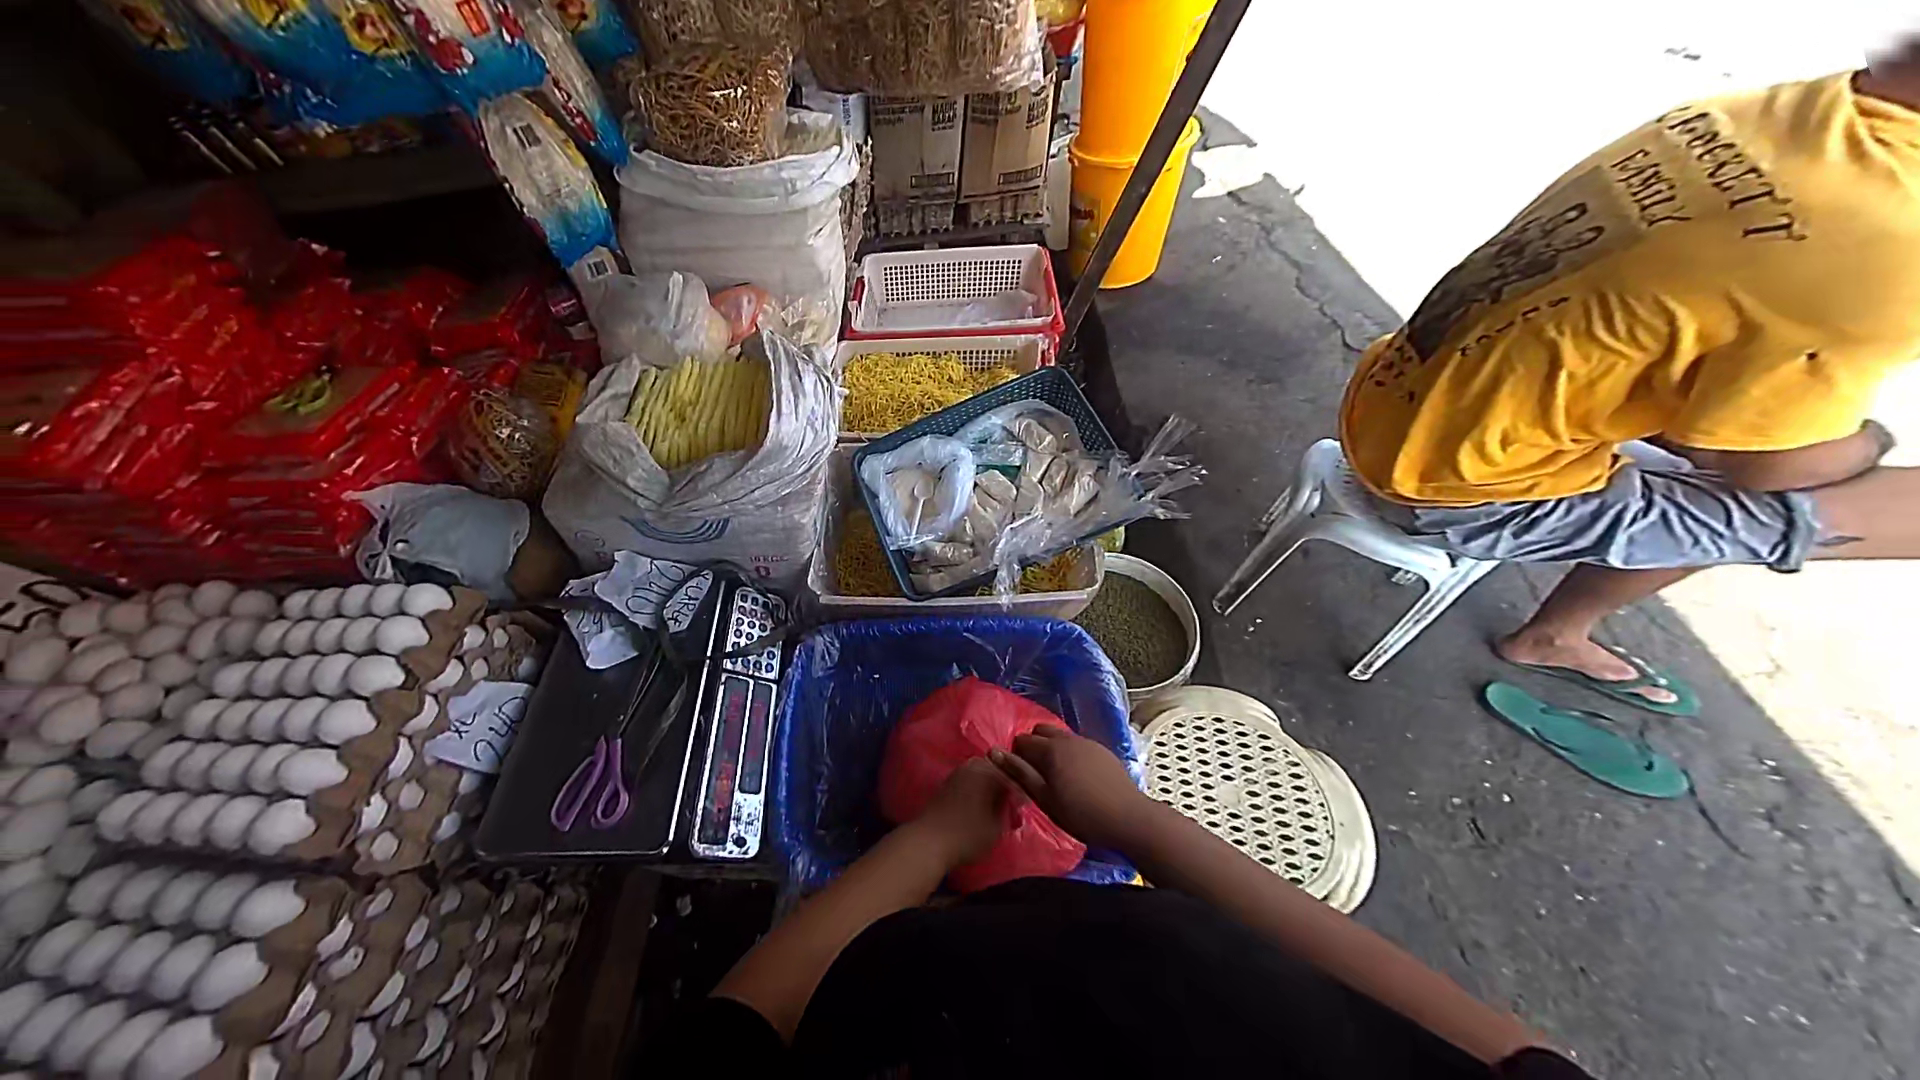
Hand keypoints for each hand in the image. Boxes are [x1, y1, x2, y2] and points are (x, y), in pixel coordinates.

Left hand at [908, 758, 1015, 867]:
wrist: (928, 841)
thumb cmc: (968, 835)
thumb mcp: (997, 827)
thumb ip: (1008, 811)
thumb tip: (1013, 804)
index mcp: (988, 771)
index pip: (1013, 778)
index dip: (1020, 795)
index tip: (1022, 811)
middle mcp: (973, 766)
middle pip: (997, 773)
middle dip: (1005, 789)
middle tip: (1010, 809)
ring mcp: (957, 773)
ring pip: (982, 777)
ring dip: (990, 790)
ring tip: (994, 811)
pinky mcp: (946, 784)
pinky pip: (969, 783)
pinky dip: (977, 793)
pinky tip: (979, 809)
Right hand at [990, 726, 1153, 850]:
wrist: (1128, 818)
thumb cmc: (1081, 814)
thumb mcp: (1044, 798)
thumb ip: (1020, 773)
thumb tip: (994, 752)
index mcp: (1050, 749)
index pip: (1022, 740)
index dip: (1016, 755)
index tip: (1020, 775)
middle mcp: (1068, 739)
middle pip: (1041, 731)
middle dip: (1033, 745)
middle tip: (1035, 773)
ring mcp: (1088, 743)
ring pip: (1061, 736)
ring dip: (1052, 748)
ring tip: (1055, 776)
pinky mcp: (1103, 751)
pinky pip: (1077, 744)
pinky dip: (1070, 753)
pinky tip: (1076, 776)